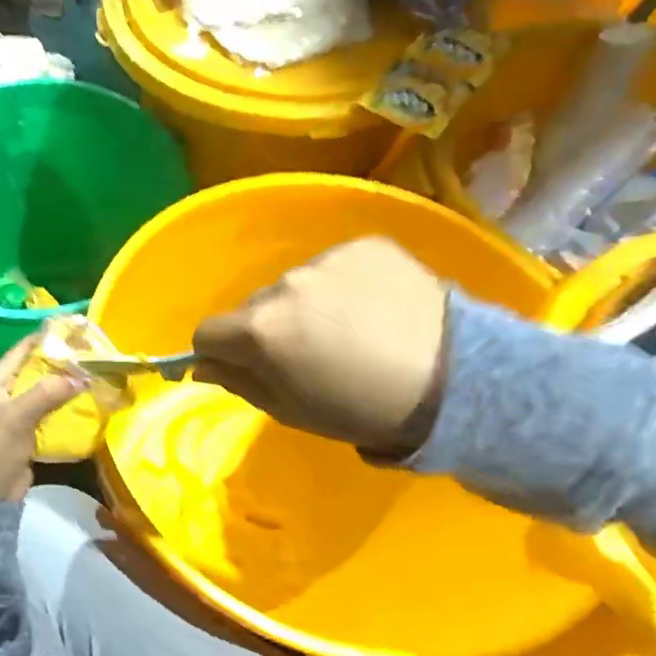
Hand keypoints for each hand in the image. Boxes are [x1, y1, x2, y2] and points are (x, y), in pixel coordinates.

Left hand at [0, 334, 84, 501]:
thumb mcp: (18, 417)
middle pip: (40, 368)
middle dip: (66, 362)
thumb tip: (82, 376)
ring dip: (70, 385)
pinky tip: (91, 404)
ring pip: (49, 391)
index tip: (79, 330)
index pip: (25, 348)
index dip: (49, 337)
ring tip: (99, 376)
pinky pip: (53, 413)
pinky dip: (69, 407)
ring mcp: (20, 413)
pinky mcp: (31, 433)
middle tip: (97, 354)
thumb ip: (47, 393)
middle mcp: (8, 392)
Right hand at [192, 237, 450, 453]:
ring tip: (350, 333)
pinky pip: (335, 267)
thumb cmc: (361, 410)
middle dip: (268, 329)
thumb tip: (206, 365)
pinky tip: (375, 311)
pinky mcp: (366, 244)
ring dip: (306, 306)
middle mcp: (285, 283)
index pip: (208, 332)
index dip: (220, 354)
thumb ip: (240, 382)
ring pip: (295, 285)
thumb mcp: (290, 410)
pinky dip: (344, 288)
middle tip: (308, 356)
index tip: (245, 368)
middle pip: (253, 307)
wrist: (450, 380)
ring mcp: (327, 258)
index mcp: (260, 329)